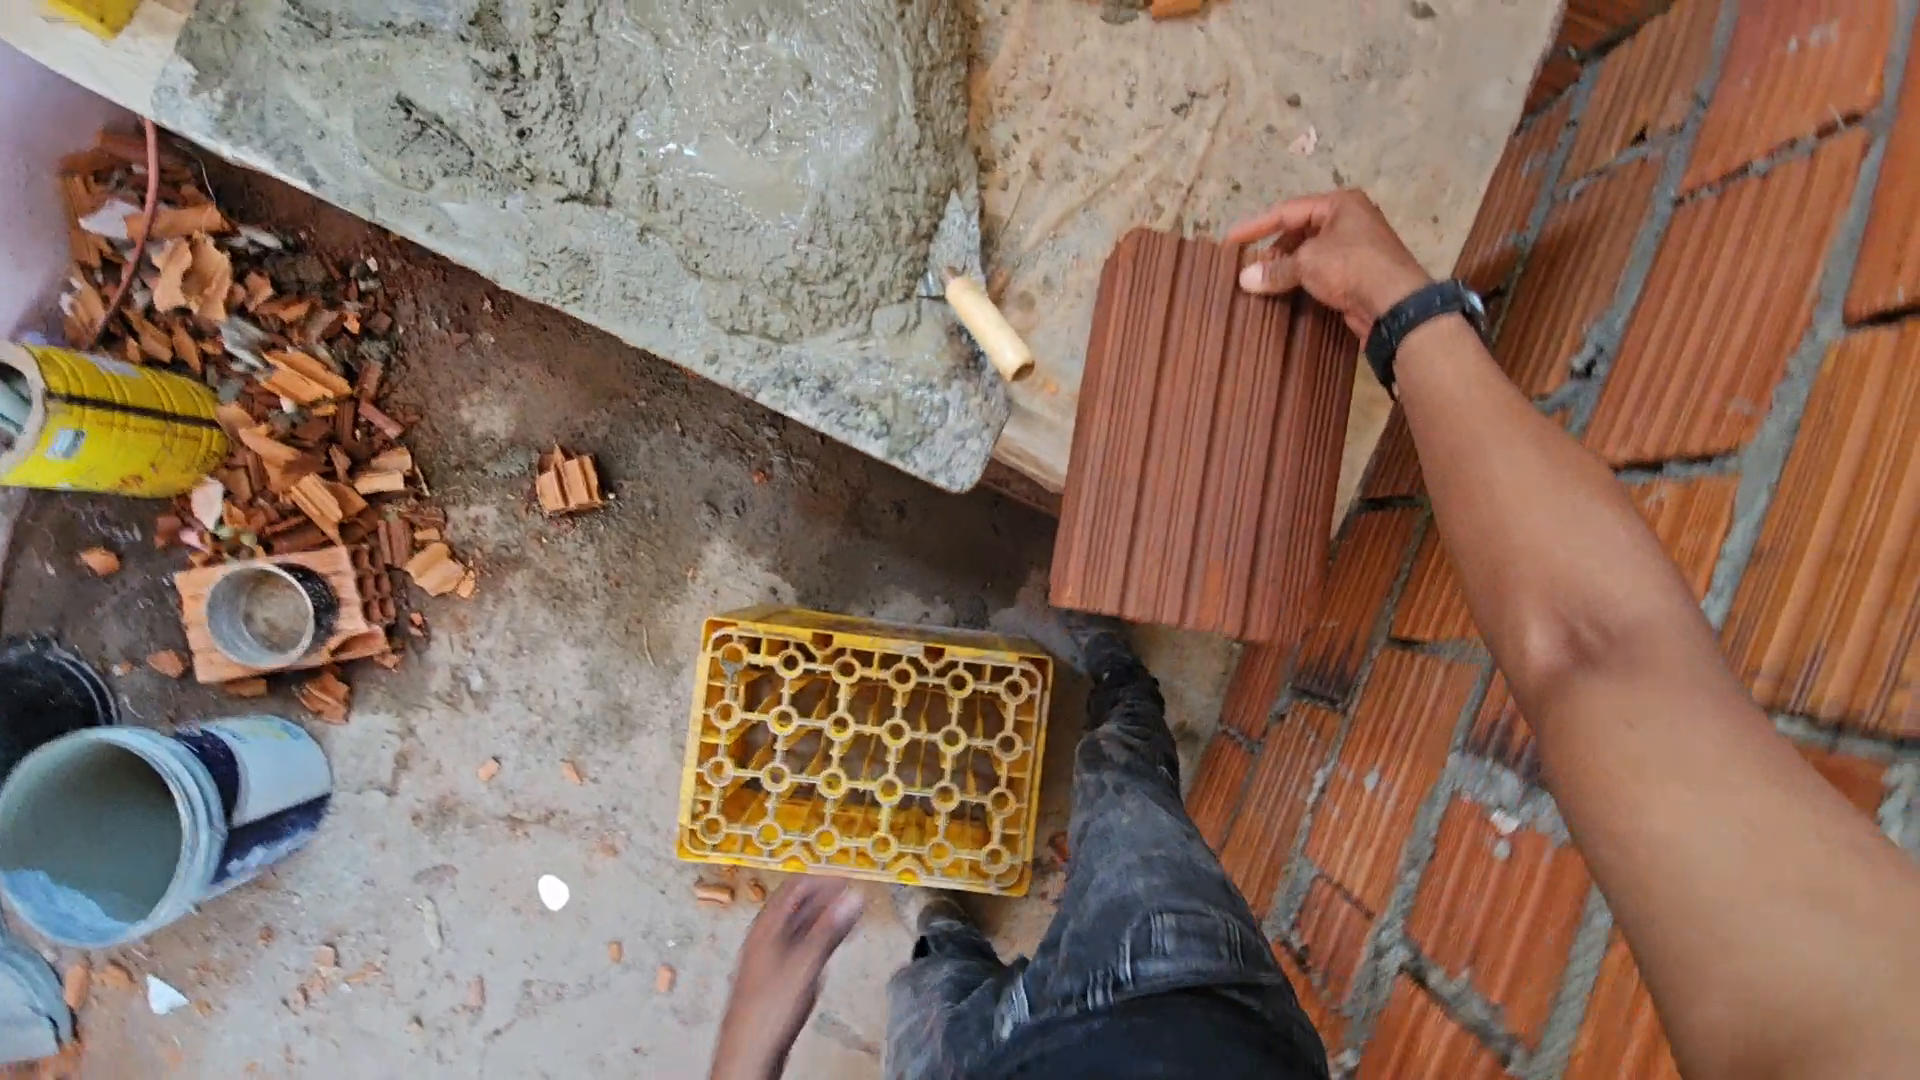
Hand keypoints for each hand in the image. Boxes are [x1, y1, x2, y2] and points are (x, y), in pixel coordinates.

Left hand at [710, 876, 865, 1079]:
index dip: (822, 878)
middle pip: (796, 904)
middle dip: (825, 896)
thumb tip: (854, 896)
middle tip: (851, 895)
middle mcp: (765, 935)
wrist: (748, 1054)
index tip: (848, 878)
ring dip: (822, 917)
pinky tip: (830, 945)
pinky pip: (798, 944)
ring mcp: (768, 956)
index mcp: (767, 925)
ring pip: (797, 925)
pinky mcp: (774, 976)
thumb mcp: (806, 962)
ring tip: (848, 916)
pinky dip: (817, 937)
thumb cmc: (772, 1006)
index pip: (795, 885)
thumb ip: (831, 928)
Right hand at [1226, 190, 1432, 339]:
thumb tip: (1245, 279)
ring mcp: (1353, 248)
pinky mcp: (1355, 274)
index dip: (1255, 226)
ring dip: (1285, 269)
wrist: (1393, 303)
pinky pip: (1318, 273)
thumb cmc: (1350, 267)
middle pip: (1298, 232)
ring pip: (1308, 254)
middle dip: (1272, 251)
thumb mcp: (1307, 262)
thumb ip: (1274, 270)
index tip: (1230, 241)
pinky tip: (1283, 293)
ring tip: (1262, 284)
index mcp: (1339, 204)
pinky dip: (1299, 281)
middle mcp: (1348, 220)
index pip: (1286, 211)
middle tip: (1250, 270)